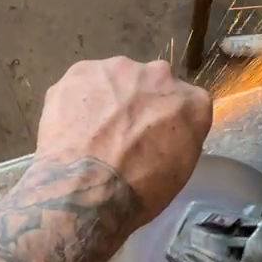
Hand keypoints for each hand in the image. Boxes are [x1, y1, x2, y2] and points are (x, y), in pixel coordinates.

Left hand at [35, 57, 211, 220]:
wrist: (84, 190)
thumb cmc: (137, 193)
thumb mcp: (177, 173)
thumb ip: (176, 140)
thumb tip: (160, 136)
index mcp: (192, 103)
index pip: (183, 105)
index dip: (164, 124)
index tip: (150, 141)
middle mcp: (160, 75)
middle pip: (148, 86)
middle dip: (135, 106)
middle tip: (117, 138)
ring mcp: (119, 69)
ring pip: (113, 82)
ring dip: (104, 102)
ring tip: (88, 136)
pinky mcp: (81, 70)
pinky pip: (80, 85)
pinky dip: (74, 103)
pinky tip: (68, 129)